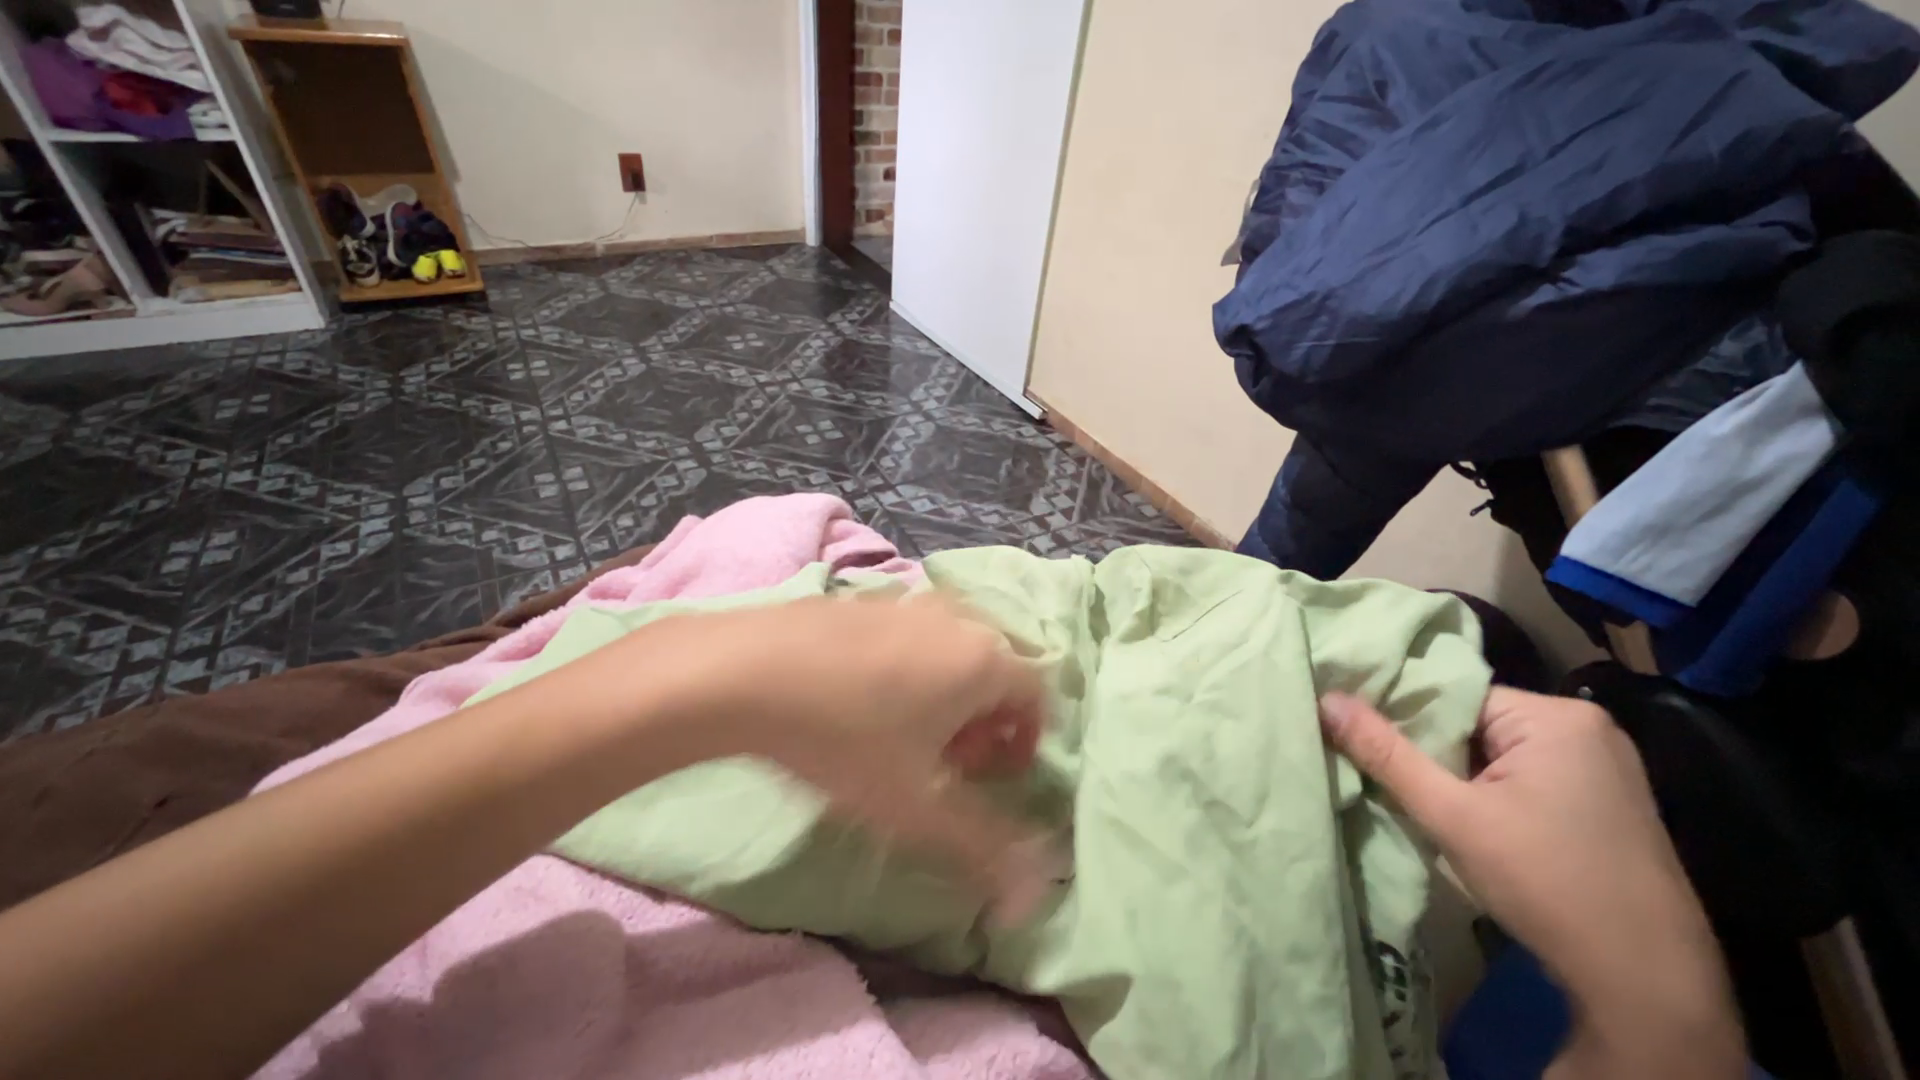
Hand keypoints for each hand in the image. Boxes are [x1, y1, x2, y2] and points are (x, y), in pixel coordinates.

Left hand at [634, 593, 1055, 918]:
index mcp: (984, 659)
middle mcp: (955, 619)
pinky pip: (906, 635)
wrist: (741, 671)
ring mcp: (904, 601)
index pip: (1038, 697)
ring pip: (949, 652)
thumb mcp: (915, 807)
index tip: (986, 778)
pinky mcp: (858, 598)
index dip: (1022, 744)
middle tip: (944, 762)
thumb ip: (982, 851)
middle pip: (994, 672)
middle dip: (984, 721)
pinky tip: (855, 701)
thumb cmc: (844, 739)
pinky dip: (905, 669)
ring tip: (900, 735)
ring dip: (943, 696)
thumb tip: (1032, 895)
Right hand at [1319, 687, 1743, 1078]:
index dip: (1407, 723)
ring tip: (1431, 807)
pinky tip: (1476, 826)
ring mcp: (1606, 766)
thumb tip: (1325, 698)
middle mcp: (1588, 728)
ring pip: (1499, 753)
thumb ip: (1386, 753)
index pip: (1453, 697)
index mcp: (1555, 716)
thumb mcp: (1452, 815)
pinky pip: (1530, 777)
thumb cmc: (1545, 882)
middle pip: (1477, 724)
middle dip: (1435, 753)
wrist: (1645, 979)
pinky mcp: (1609, 802)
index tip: (1368, 748)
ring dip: (1463, 777)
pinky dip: (1495, 794)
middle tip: (1393, 783)